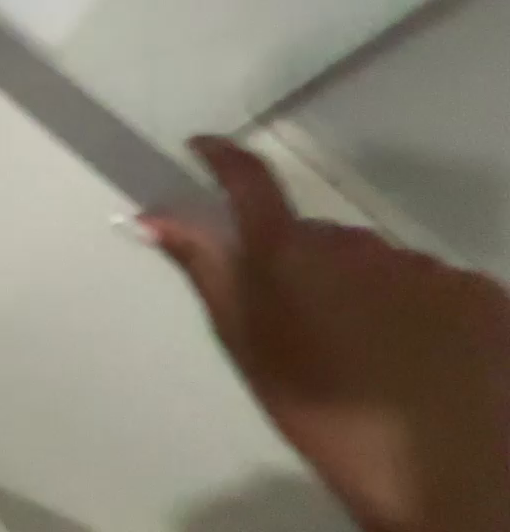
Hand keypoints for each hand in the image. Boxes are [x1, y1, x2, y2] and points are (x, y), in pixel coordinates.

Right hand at [143, 138, 509, 531]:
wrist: (451, 479)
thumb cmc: (321, 407)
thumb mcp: (243, 340)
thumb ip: (202, 266)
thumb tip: (151, 216)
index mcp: (287, 252)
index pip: (248, 179)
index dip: (222, 156)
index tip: (202, 148)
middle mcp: (355, 244)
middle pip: (312, 231)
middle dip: (298, 257)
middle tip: (294, 312)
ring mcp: (426, 268)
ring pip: (372, 258)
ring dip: (359, 283)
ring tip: (365, 345)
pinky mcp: (486, 296)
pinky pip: (431, 281)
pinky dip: (416, 303)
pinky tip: (420, 351)